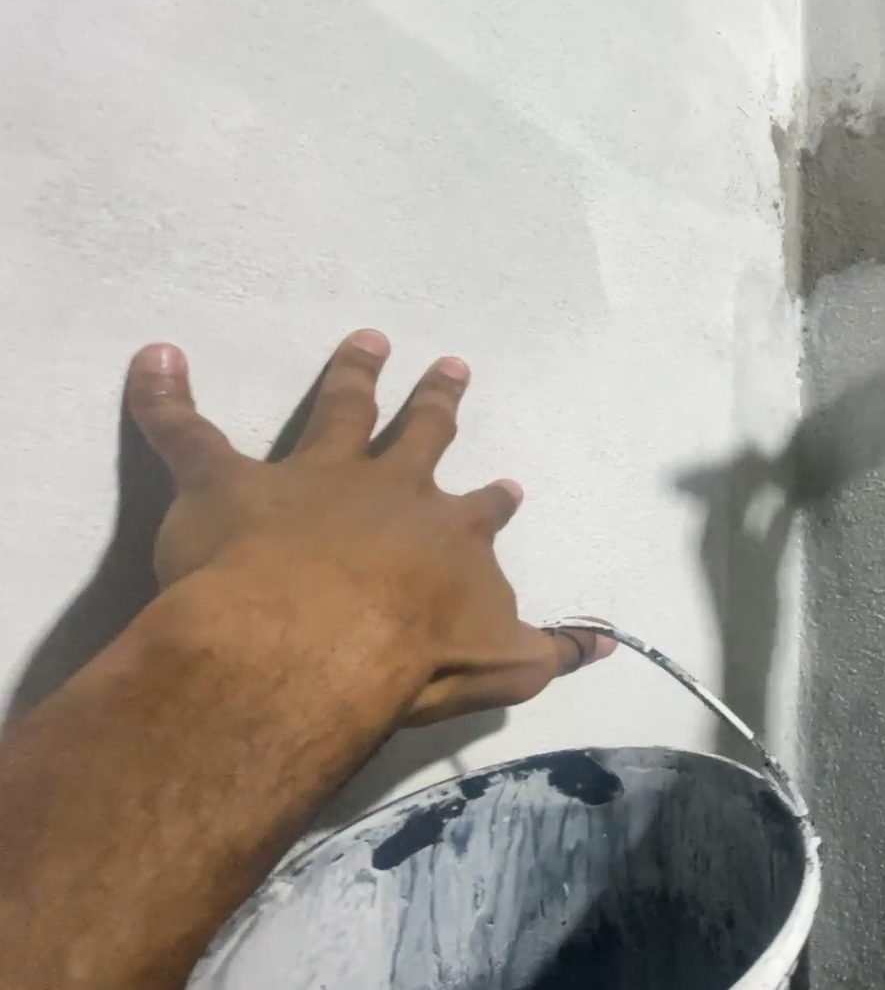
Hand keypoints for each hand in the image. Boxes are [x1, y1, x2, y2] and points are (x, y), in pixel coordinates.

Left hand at [124, 329, 611, 726]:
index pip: (484, 508)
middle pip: (424, 433)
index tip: (509, 487)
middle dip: (439, 400)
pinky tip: (156, 357)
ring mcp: (317, 479)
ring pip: (338, 411)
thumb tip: (610, 645)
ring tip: (367, 339)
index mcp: (453, 531)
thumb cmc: (420, 653)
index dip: (496, 499)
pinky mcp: (233, 485)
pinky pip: (189, 432)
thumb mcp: (509, 663)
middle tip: (452, 365)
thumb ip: (558, 651)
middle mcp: (396, 490)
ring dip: (352, 373)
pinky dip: (164, 395)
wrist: (320, 640)